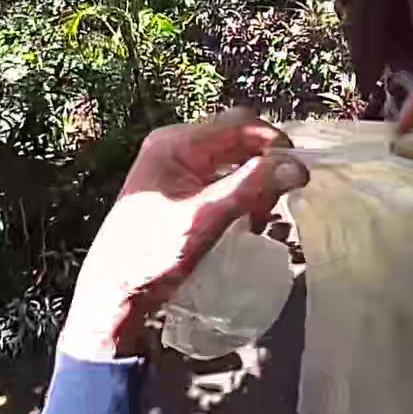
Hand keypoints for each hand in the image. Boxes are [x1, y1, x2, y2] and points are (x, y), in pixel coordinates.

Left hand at [60, 109, 309, 359]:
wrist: (115, 290)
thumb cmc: (151, 254)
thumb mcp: (205, 218)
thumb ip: (250, 188)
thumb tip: (297, 166)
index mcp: (176, 143)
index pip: (240, 123)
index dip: (273, 143)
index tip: (296, 175)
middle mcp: (177, 146)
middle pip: (239, 139)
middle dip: (265, 165)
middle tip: (274, 203)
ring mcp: (178, 166)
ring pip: (235, 159)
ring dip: (255, 182)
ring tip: (258, 218)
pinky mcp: (182, 187)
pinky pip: (224, 177)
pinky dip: (242, 193)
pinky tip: (246, 220)